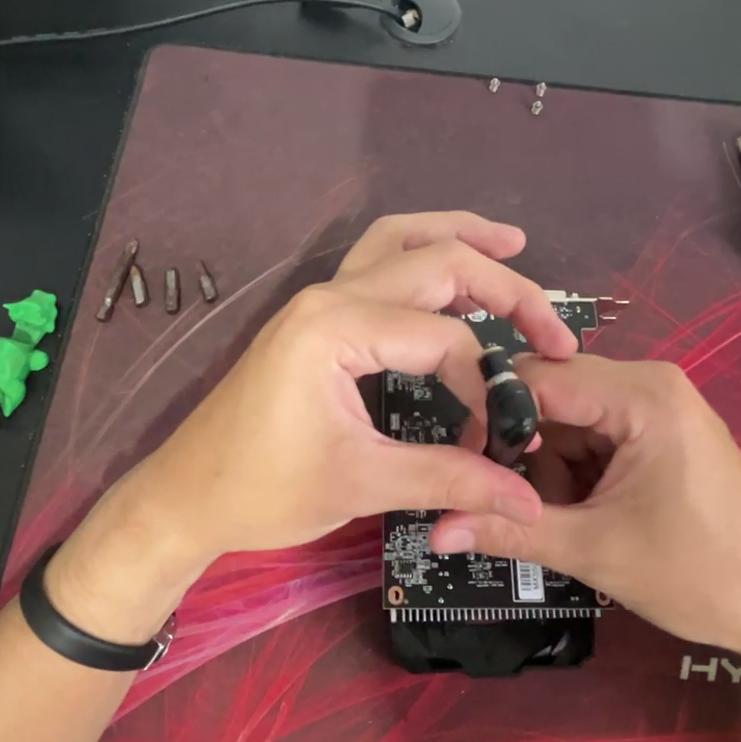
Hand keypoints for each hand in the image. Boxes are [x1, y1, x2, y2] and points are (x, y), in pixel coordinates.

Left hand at [46, 212, 580, 643]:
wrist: (185, 497)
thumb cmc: (262, 491)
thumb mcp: (361, 485)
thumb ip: (449, 480)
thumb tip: (527, 501)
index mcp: (335, 327)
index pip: (444, 338)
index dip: (486, 387)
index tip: (500, 438)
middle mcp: (329, 295)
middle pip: (435, 261)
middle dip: (504, 287)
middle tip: (555, 329)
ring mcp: (318, 300)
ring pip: (399, 242)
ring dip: (459, 240)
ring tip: (514, 245)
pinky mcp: (315, 317)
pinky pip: (378, 266)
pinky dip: (423, 261)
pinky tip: (452, 278)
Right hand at [428, 354, 740, 663]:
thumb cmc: (698, 574)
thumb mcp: (594, 550)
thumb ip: (509, 529)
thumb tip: (434, 529)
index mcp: (641, 394)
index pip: (539, 377)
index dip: (492, 415)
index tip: (464, 464)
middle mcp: (650, 383)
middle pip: (552, 396)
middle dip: (523, 448)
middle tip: (508, 500)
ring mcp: (658, 405)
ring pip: (568, 418)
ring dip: (548, 465)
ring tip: (559, 518)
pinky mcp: (660, 431)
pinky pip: (594, 433)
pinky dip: (574, 470)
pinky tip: (583, 511)